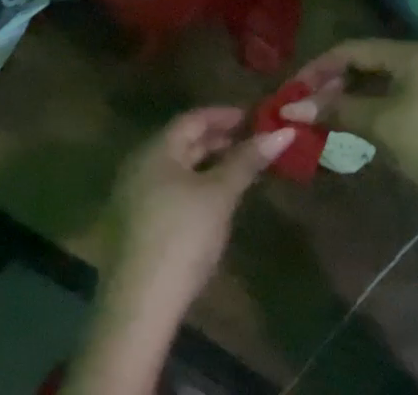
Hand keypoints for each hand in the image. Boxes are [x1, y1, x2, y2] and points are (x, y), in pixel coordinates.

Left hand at [102, 108, 295, 307]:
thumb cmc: (183, 236)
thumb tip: (283, 132)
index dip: (224, 115)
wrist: (141, 302)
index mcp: (155, 151)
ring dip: (209, 163)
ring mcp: (134, 196)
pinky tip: (216, 199)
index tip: (255, 117)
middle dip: (218, 139)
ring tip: (241, 168)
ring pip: (177, 168)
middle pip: (182, 142)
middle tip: (253, 142)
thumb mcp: (220, 194)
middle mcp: (139, 166)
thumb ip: (247, 161)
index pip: (192, 119)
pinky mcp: (137, 224)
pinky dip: (196, 184)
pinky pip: (170, 189)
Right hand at [280, 39, 417, 205]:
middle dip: (329, 82)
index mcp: (409, 52)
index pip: (351, 50)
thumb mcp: (378, 124)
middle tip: (302, 105)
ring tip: (318, 115)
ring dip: (345, 95)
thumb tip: (291, 109)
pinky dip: (364, 104)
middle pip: (362, 61)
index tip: (291, 91)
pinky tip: (346, 121)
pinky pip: (387, 93)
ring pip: (374, 79)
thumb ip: (335, 110)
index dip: (317, 69)